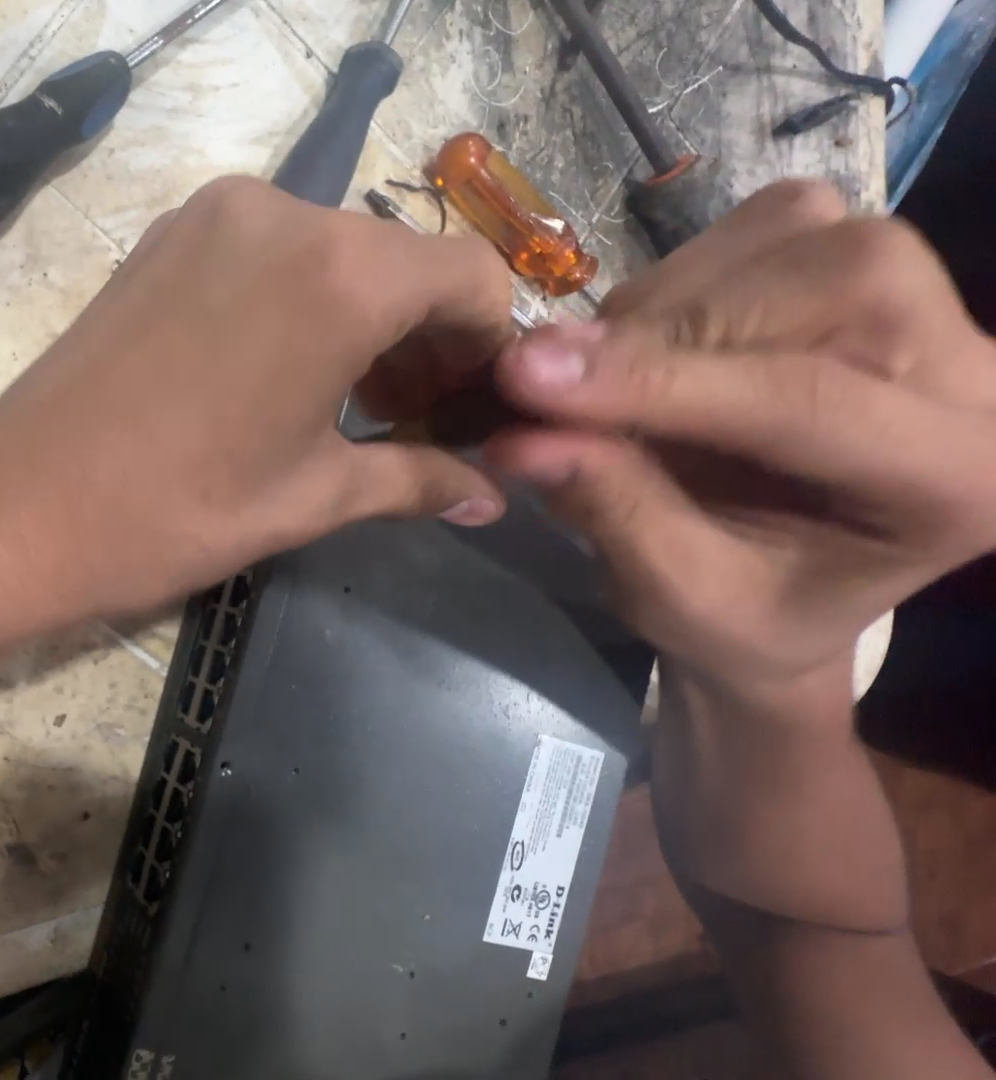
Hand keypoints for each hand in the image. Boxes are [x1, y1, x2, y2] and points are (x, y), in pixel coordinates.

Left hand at [0, 176, 513, 618]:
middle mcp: (281, 213)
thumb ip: (412, 479)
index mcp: (341, 272)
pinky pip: (260, 255)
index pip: (471, 277)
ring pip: (327, 253)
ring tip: (343, 404)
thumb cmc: (171, 512)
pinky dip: (291, 300)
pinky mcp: (158, 239)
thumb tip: (489, 495)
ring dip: (356, 318)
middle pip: (397, 260)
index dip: (487, 346)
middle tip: (410, 420)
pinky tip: (273, 371)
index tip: (473, 408)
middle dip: (420, 337)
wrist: (15, 508)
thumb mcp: (306, 499)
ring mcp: (207, 217)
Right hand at [486, 180, 995, 700]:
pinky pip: (764, 223)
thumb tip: (514, 437)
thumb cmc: (737, 617)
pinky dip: (673, 277)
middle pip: (826, 280)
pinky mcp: (860, 272)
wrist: (772, 589)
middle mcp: (970, 374)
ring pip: (791, 238)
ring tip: (595, 381)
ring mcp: (924, 308)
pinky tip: (641, 343)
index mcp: (958, 480)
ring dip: (655, 307)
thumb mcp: (671, 594)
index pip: (808, 401)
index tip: (520, 380)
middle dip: (662, 335)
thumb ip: (610, 510)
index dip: (652, 386)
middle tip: (546, 387)